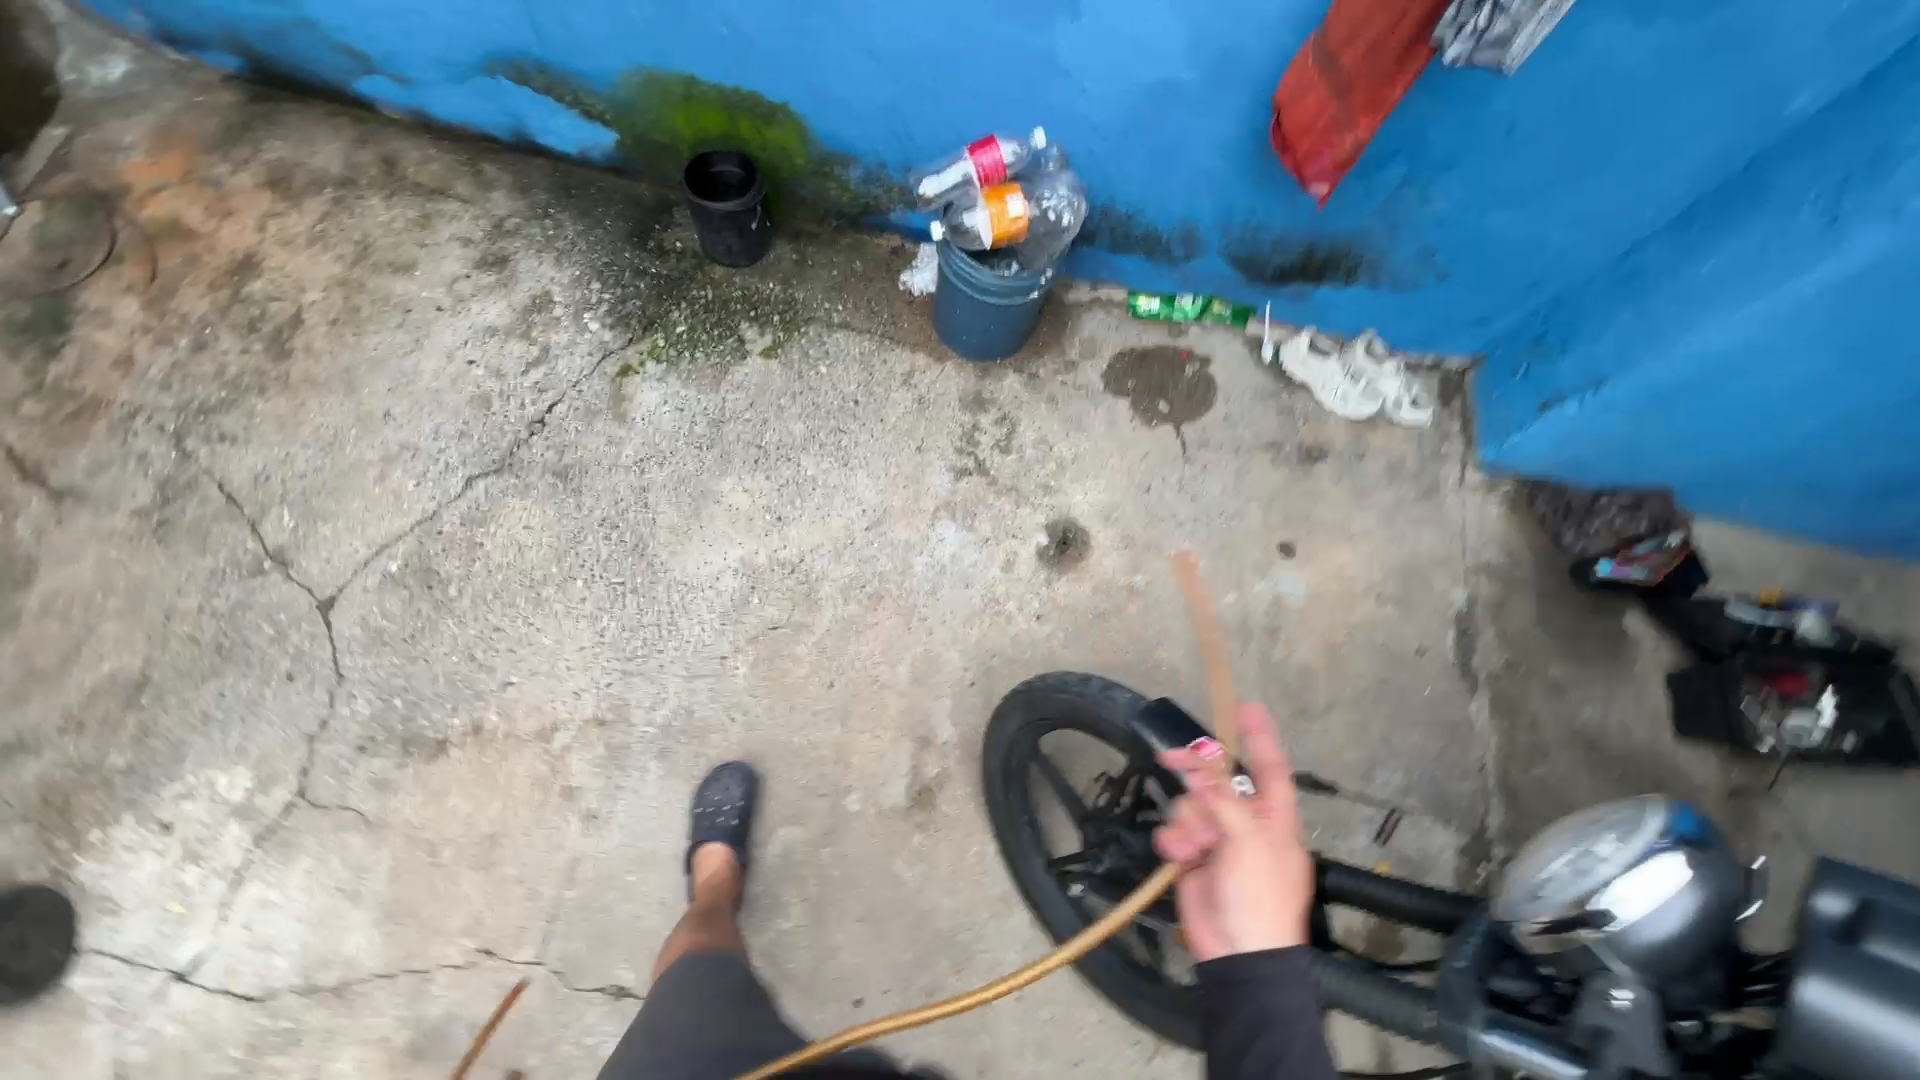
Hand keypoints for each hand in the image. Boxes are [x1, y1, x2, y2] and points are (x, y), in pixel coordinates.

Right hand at [1153, 702, 1314, 962]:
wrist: (1237, 952)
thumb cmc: (1259, 897)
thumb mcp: (1249, 842)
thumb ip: (1222, 800)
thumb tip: (1199, 770)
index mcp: (1274, 818)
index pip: (1269, 768)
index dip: (1260, 737)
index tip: (1247, 707)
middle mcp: (1246, 822)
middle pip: (1217, 781)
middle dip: (1196, 776)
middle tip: (1171, 758)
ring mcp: (1219, 839)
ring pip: (1191, 805)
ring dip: (1186, 822)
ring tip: (1193, 846)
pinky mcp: (1194, 856)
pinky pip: (1177, 830)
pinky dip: (1174, 840)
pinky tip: (1178, 855)